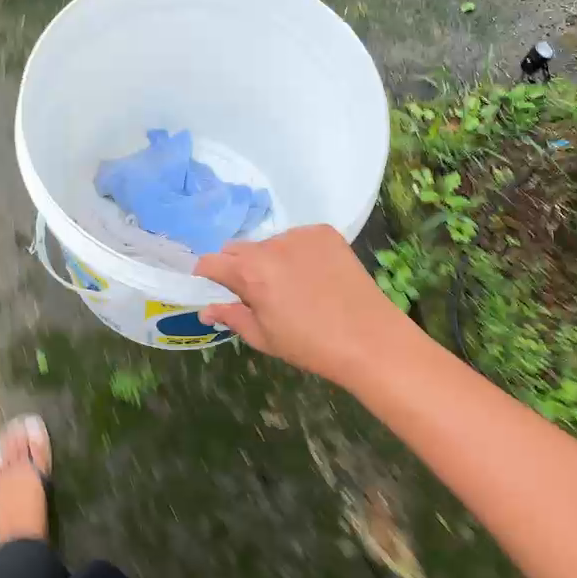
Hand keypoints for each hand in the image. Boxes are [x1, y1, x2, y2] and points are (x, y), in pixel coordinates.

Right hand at [194, 225, 421, 387]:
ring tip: (293, 286)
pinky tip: (315, 275)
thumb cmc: (311, 345)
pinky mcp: (325, 233)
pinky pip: (299, 238)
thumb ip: (232, 317)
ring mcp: (299, 235)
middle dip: (239, 266)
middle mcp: (270, 246)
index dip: (208, 274)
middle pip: (238, 248)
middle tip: (257, 292)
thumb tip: (207, 310)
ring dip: (270, 259)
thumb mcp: (264, 338)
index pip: (211, 261)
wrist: (369, 338)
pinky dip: (299, 252)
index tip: (215, 286)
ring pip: (270, 243)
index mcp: (250, 273)